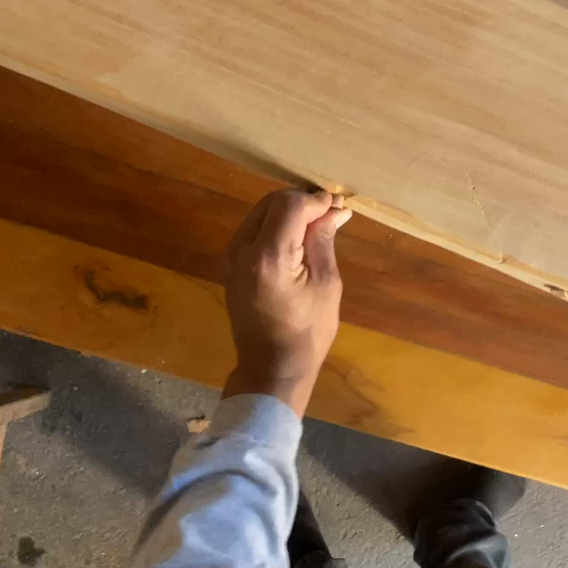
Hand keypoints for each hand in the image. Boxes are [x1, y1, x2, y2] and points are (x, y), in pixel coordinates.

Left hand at [220, 187, 351, 415]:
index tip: (338, 206)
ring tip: (318, 225)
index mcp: (268, 257)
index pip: (289, 206)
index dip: (315, 200)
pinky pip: (253, 231)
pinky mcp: (229, 265)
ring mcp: (230, 258)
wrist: (271, 367)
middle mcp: (241, 251)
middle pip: (271, 203)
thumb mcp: (326, 285)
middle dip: (302, 202)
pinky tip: (298, 238)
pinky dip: (276, 227)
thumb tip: (334, 210)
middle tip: (331, 213)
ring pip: (260, 214)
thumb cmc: (307, 334)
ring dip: (289, 212)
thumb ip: (323, 240)